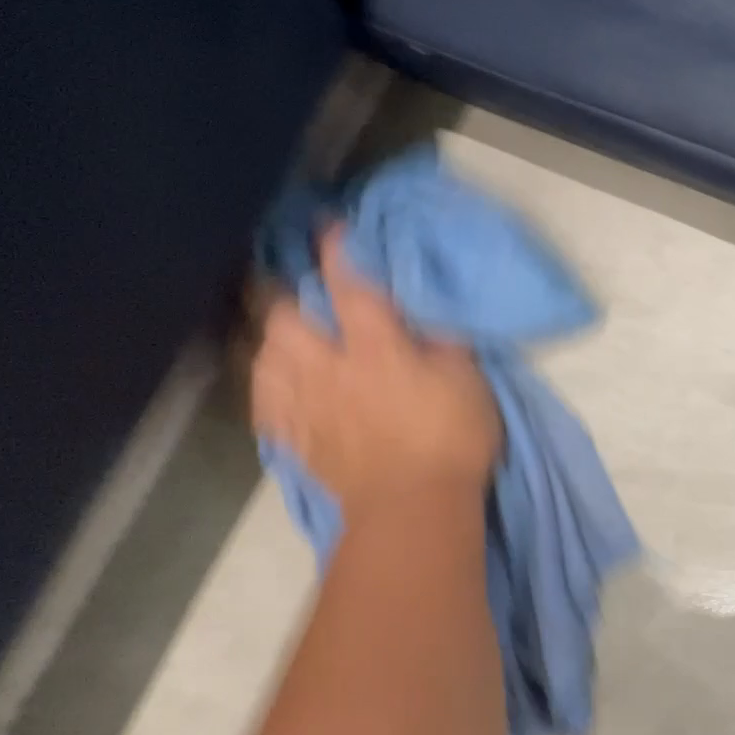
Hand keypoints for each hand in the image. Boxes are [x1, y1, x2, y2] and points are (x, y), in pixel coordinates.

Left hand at [251, 227, 501, 518]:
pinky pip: (265, 401)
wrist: (414, 507)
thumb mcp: (469, 382)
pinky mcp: (295, 438)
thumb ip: (446, 343)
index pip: (353, 290)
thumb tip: (430, 314)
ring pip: (266, 356)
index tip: (331, 227)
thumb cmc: (453, 438)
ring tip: (285, 328)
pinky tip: (276, 378)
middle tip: (296, 282)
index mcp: (378, 351)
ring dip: (272, 335)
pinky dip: (267, 381)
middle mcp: (330, 369)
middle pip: (287, 319)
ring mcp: (305, 405)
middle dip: (286, 293)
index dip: (341, 254)